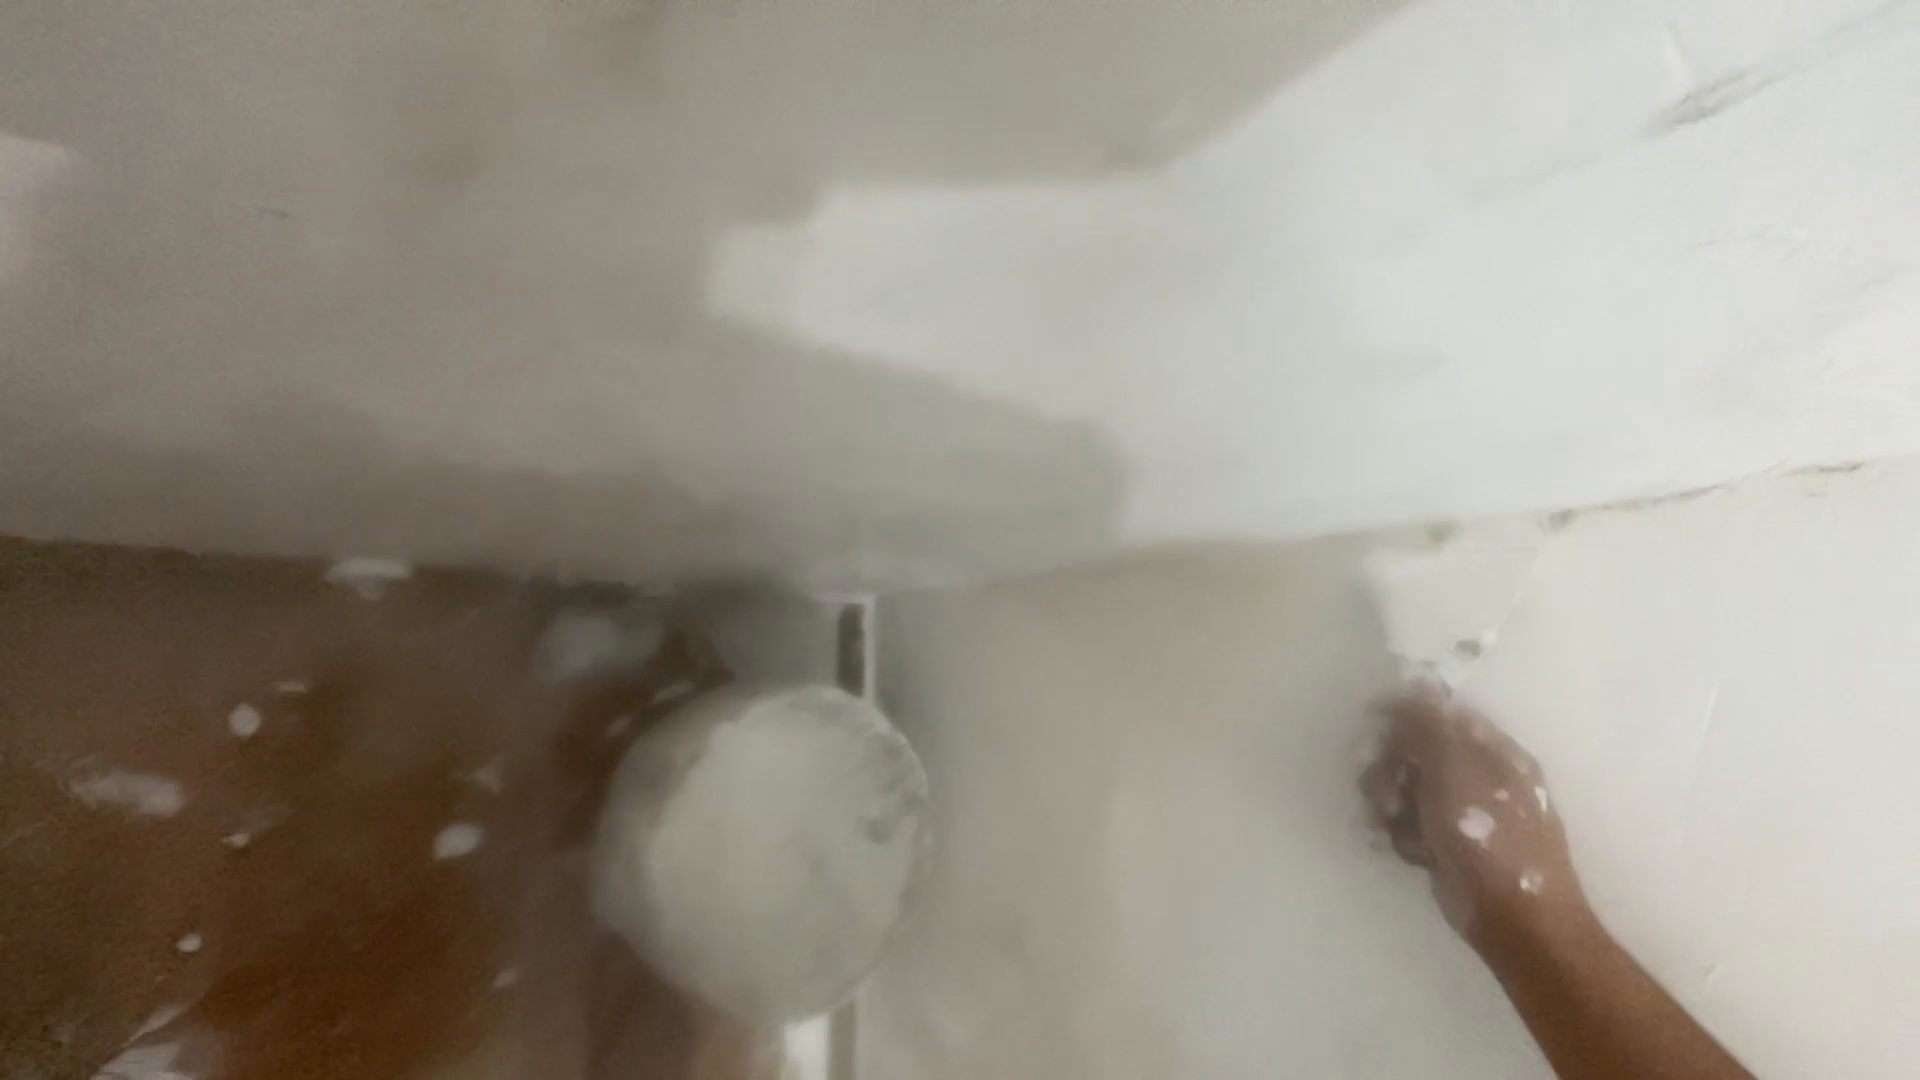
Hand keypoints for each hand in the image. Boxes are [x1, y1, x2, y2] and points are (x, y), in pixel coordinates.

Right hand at [1360, 684, 1583, 949]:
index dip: (1403, 714)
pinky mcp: (1440, 842)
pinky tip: (1406, 848)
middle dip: (1387, 765)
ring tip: (1391, 822)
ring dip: (1387, 801)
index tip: (1373, 722)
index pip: (1439, 714)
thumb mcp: (1457, 770)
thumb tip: (1417, 682)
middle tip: (1383, 785)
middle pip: (1411, 749)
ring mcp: (1457, 811)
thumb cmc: (1492, 839)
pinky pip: (1403, 822)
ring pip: (1400, 786)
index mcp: (1492, 752)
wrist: (1514, 919)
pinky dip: (1398, 832)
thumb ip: (1430, 725)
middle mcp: (1475, 776)